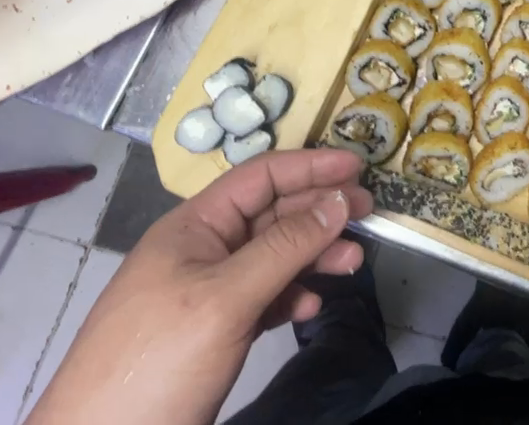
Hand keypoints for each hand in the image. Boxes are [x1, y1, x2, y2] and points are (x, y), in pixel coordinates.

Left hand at [26, 148, 373, 424]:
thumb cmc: (158, 363)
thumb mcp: (226, 299)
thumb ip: (286, 246)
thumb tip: (340, 199)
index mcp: (193, 227)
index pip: (260, 177)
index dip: (310, 166)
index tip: (359, 166)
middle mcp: (201, 251)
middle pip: (271, 214)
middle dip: (320, 212)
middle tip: (370, 216)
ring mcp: (206, 294)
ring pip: (273, 257)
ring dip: (313, 256)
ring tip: (353, 265)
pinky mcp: (213, 333)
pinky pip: (263, 297)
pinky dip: (291, 296)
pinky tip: (309, 306)